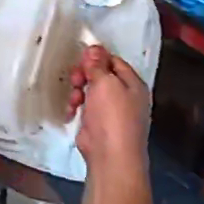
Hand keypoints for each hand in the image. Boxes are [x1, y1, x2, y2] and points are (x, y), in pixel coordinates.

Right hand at [68, 46, 149, 185]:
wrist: (111, 156)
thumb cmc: (113, 115)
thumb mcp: (105, 83)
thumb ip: (98, 64)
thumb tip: (94, 47)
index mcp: (133, 83)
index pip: (114, 61)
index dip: (97, 57)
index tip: (80, 58)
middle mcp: (124, 95)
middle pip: (100, 75)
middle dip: (84, 75)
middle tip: (75, 79)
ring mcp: (110, 110)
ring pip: (90, 90)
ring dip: (78, 91)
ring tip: (73, 100)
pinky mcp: (97, 123)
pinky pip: (85, 107)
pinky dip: (76, 107)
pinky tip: (70, 112)